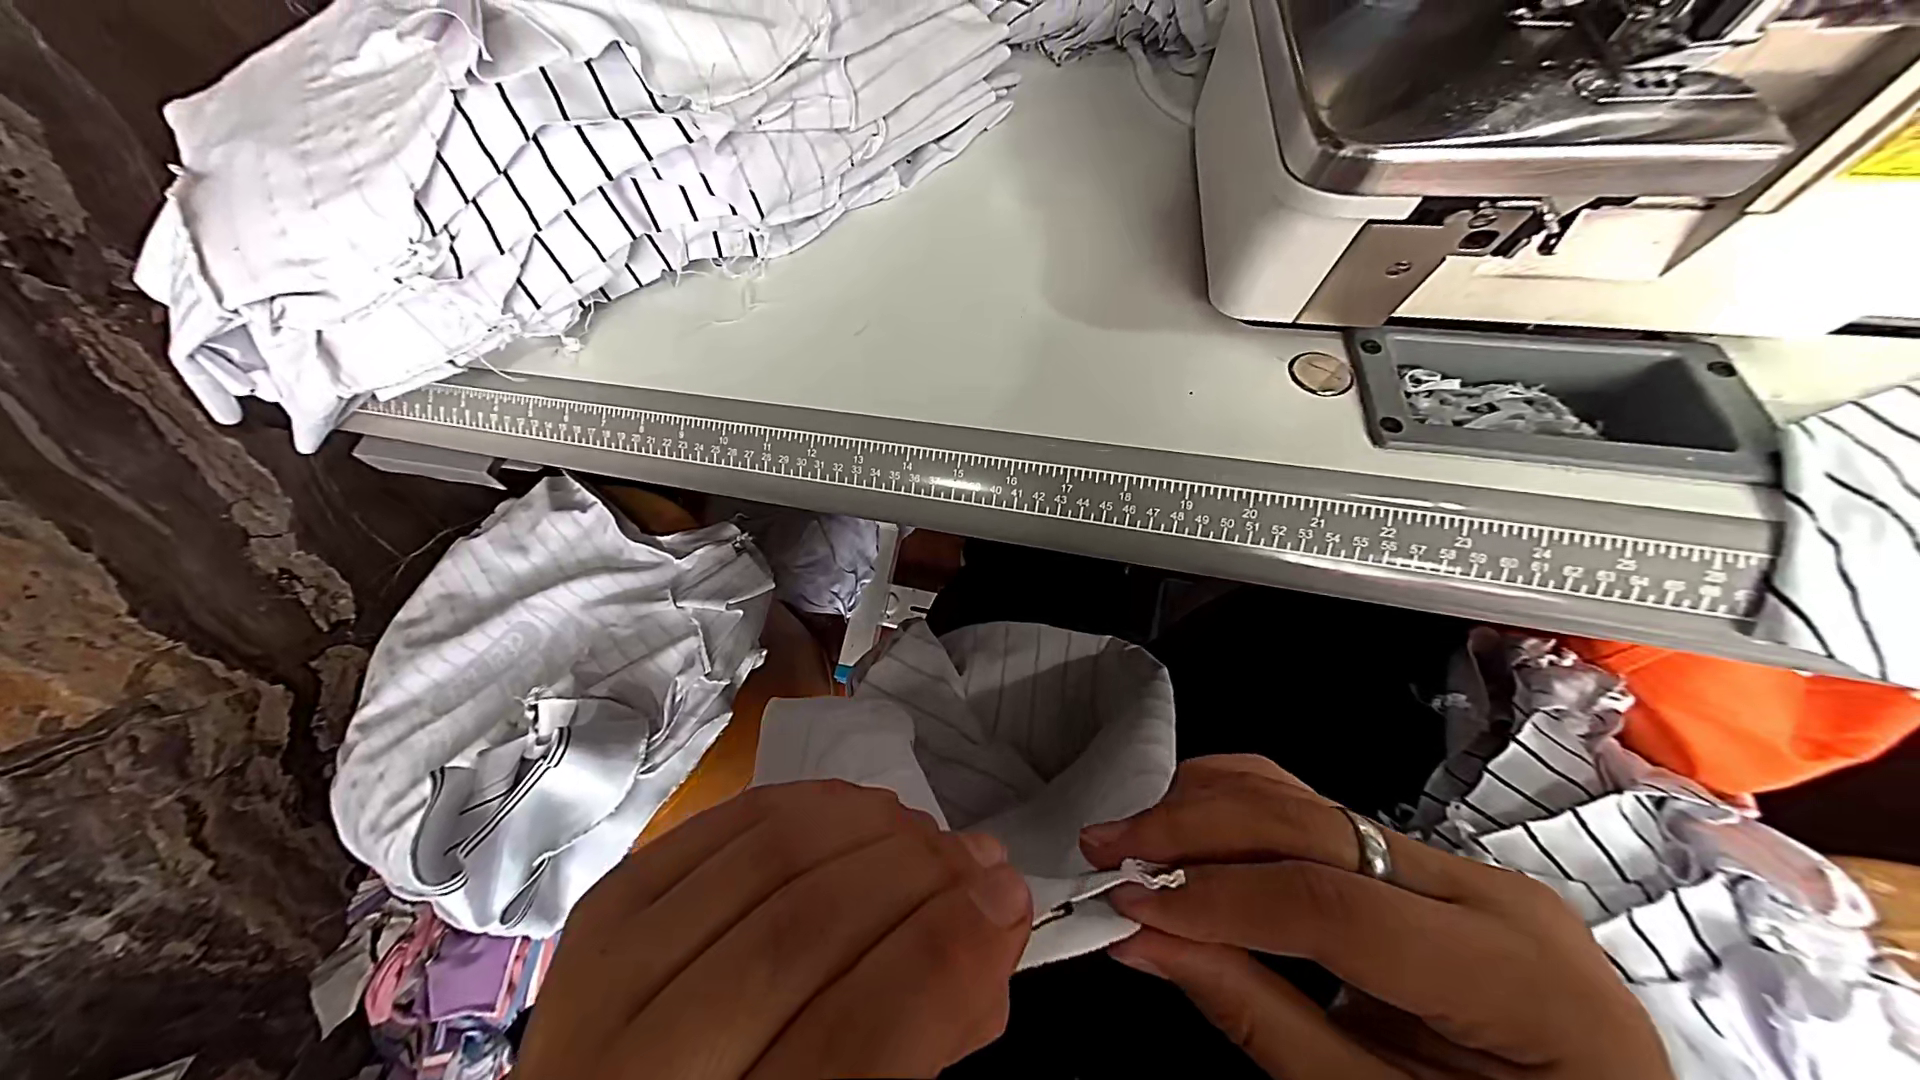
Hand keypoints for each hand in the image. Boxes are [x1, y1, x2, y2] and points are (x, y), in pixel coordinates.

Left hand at [516, 780, 1032, 1079]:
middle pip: (803, 930)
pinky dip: (805, 801)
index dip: (948, 954)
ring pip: (763, 859)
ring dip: (866, 824)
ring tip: (918, 825)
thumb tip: (991, 919)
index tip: (1007, 897)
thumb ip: (926, 1032)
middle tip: (973, 853)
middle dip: (914, 874)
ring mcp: (602, 980)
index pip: (856, 1036)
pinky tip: (854, 806)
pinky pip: (722, 825)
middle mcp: (640, 1070)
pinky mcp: (603, 909)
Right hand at [1080, 756, 1672, 1079]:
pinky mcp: (1414, 856)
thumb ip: (1259, 1019)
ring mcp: (1451, 863)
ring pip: (1304, 798)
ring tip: (1134, 834)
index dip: (1216, 895)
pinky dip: (1237, 805)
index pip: (1333, 904)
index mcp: (1514, 975)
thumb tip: (1146, 944)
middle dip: (1192, 830)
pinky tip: (1187, 818)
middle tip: (1108, 848)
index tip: (1129, 902)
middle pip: (1309, 826)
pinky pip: (1312, 808)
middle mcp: (1487, 892)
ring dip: (1204, 807)